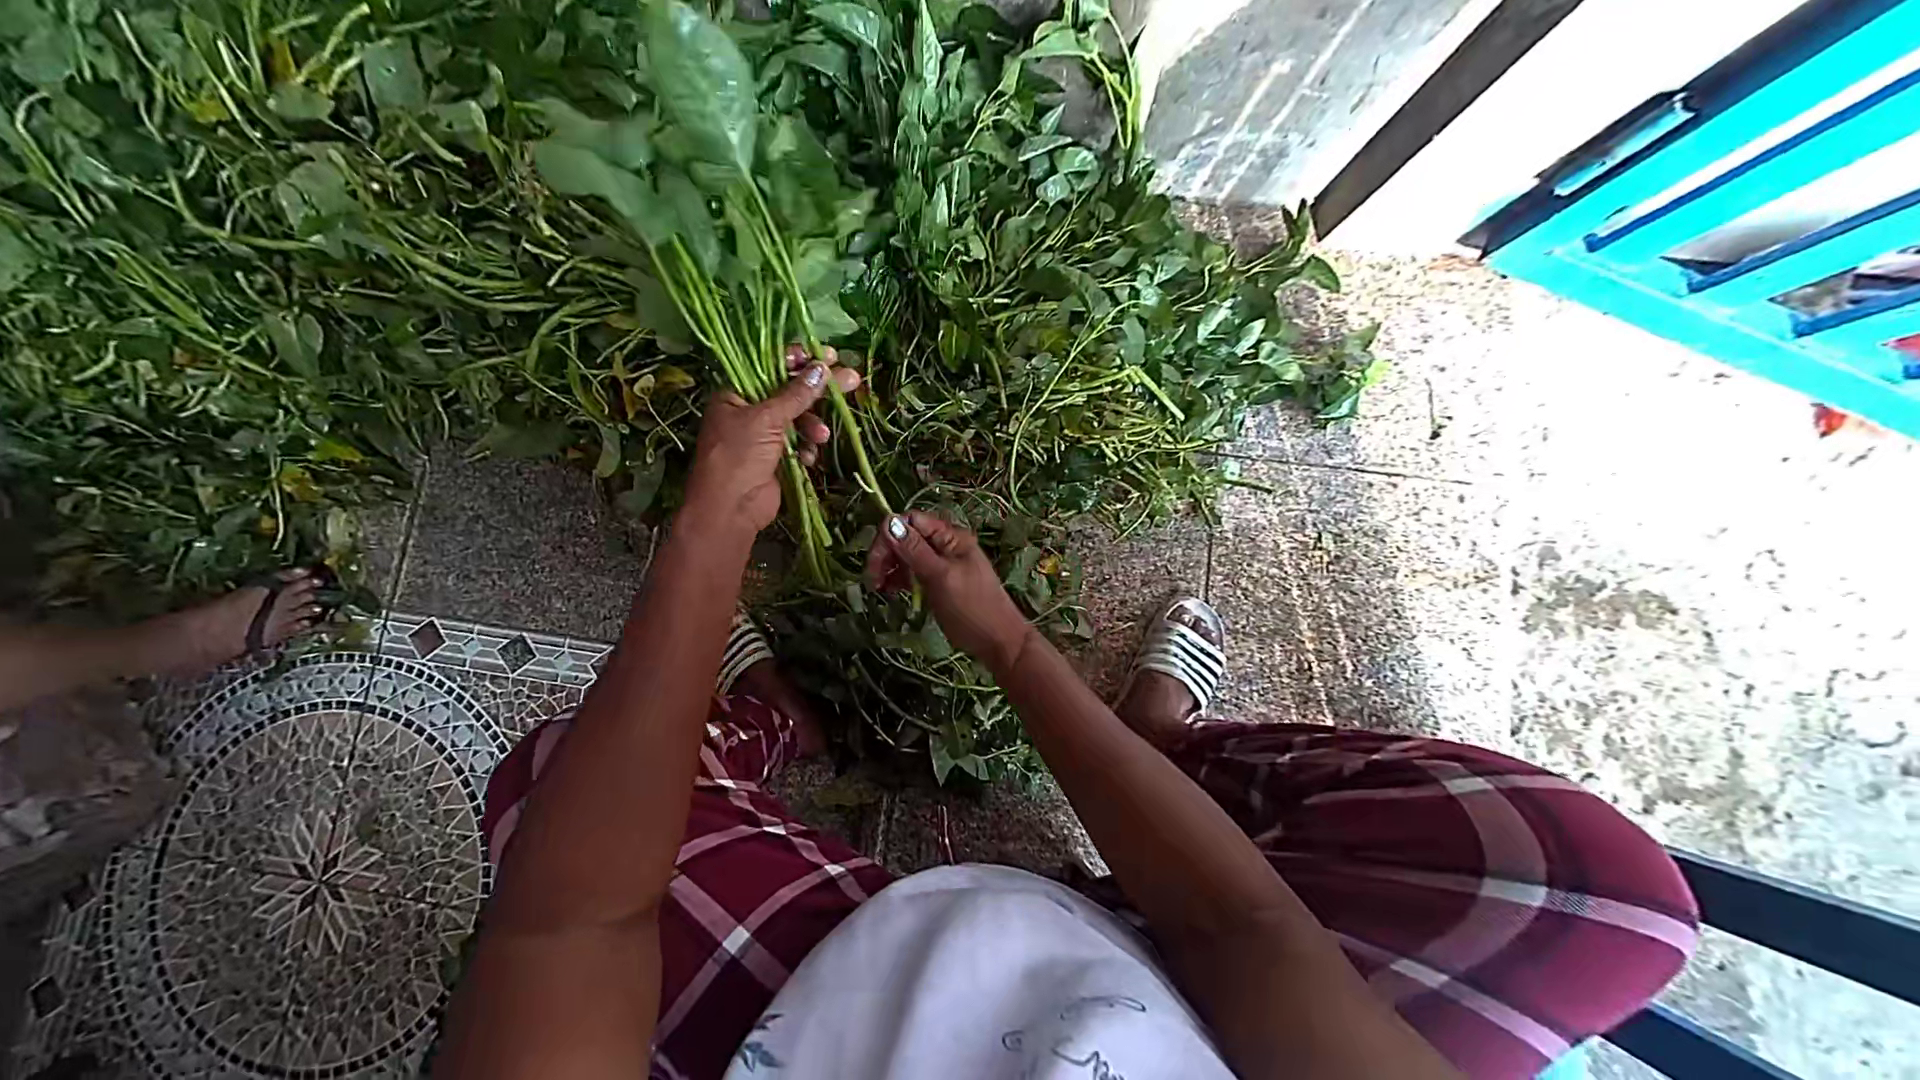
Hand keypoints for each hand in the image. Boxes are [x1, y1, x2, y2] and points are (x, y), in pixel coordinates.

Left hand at [683, 345, 860, 532]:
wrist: (729, 509)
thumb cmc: (737, 457)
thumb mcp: (766, 419)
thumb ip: (796, 394)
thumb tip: (822, 368)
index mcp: (736, 393)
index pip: (771, 366)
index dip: (800, 360)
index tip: (829, 357)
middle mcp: (749, 410)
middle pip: (790, 392)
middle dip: (818, 390)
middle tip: (851, 380)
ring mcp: (763, 435)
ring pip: (798, 419)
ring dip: (813, 425)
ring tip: (820, 436)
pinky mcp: (776, 457)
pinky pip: (799, 443)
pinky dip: (806, 447)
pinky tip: (807, 456)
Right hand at [866, 512, 1033, 672]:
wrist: (998, 641)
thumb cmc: (972, 608)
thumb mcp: (941, 577)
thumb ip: (915, 550)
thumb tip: (889, 523)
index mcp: (950, 536)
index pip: (911, 520)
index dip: (890, 534)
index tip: (876, 561)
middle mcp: (945, 544)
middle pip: (906, 536)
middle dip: (886, 553)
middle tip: (873, 580)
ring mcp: (942, 563)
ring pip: (906, 555)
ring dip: (890, 567)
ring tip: (881, 589)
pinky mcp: (938, 581)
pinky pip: (913, 571)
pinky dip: (900, 579)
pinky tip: (893, 591)